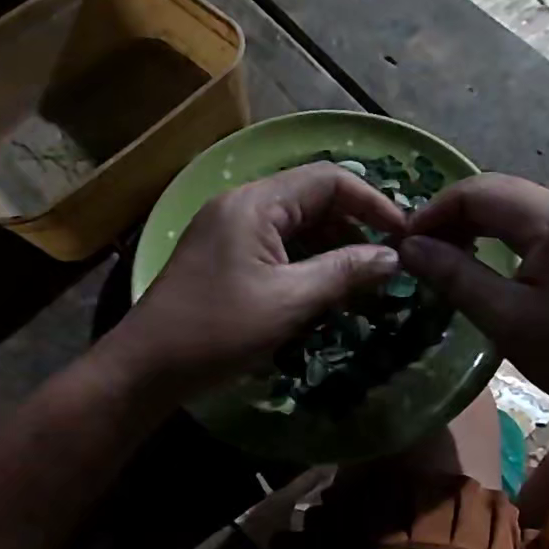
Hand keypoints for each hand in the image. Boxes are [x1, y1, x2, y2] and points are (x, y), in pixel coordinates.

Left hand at [105, 163, 406, 398]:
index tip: (402, 235)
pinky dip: (307, 261)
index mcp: (256, 203)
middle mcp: (242, 205)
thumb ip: (345, 272)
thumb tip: (393, 257)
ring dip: (333, 247)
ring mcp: (230, 229)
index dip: (372, 202)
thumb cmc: (218, 331)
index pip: (328, 179)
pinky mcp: (225, 254)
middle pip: (313, 198)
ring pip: (297, 224)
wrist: (146, 369)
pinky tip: (326, 289)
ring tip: (362, 281)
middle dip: (355, 227)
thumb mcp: (290, 301)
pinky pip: (278, 244)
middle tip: (386, 263)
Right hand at [399, 174, 548, 414]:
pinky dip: (500, 235)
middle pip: (498, 191)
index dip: (434, 211)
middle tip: (419, 252)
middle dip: (452, 215)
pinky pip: (534, 224)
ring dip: (475, 224)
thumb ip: (456, 277)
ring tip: (444, 257)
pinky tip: (485, 261)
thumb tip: (409, 247)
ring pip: (515, 206)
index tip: (404, 244)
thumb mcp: (508, 321)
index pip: (479, 191)